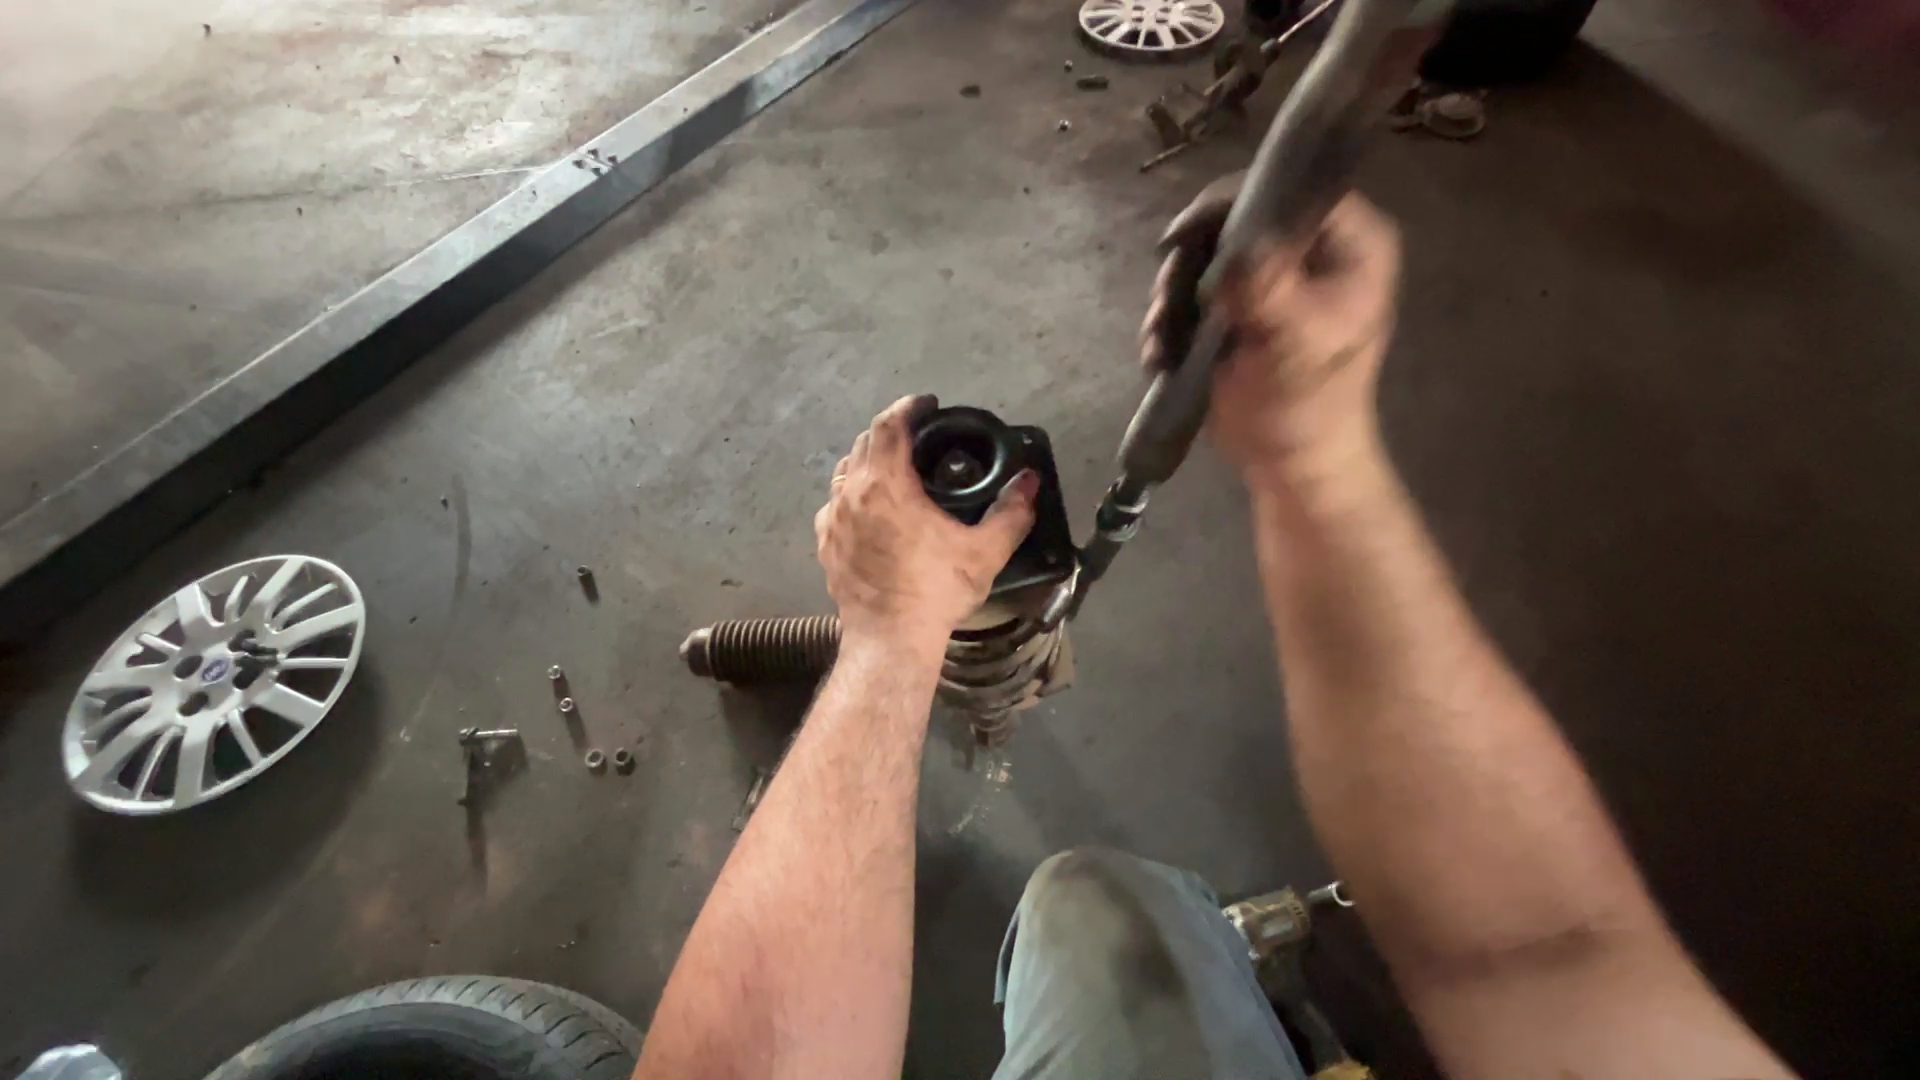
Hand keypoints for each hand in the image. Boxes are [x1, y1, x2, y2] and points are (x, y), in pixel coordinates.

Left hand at [815, 396, 1038, 647]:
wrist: (891, 640)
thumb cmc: (936, 592)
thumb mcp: (985, 552)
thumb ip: (1011, 512)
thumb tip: (1029, 482)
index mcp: (886, 485)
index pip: (889, 425)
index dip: (908, 407)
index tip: (926, 404)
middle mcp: (852, 494)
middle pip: (863, 443)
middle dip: (889, 431)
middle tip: (916, 435)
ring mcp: (833, 520)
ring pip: (844, 472)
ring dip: (867, 460)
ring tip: (892, 467)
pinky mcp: (826, 545)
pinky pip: (834, 505)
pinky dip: (851, 494)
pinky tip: (868, 509)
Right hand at [1141, 175, 1400, 484]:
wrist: (1291, 462)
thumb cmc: (1308, 406)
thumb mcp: (1293, 344)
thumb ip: (1268, 290)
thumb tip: (1233, 250)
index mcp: (1349, 245)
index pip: (1289, 190)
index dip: (1231, 205)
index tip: (1183, 238)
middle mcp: (1309, 253)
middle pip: (1235, 222)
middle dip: (1189, 263)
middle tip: (1166, 301)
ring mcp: (1270, 282)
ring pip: (1205, 259)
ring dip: (1171, 298)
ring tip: (1160, 339)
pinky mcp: (1239, 311)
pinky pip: (1193, 294)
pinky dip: (1171, 321)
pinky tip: (1161, 352)